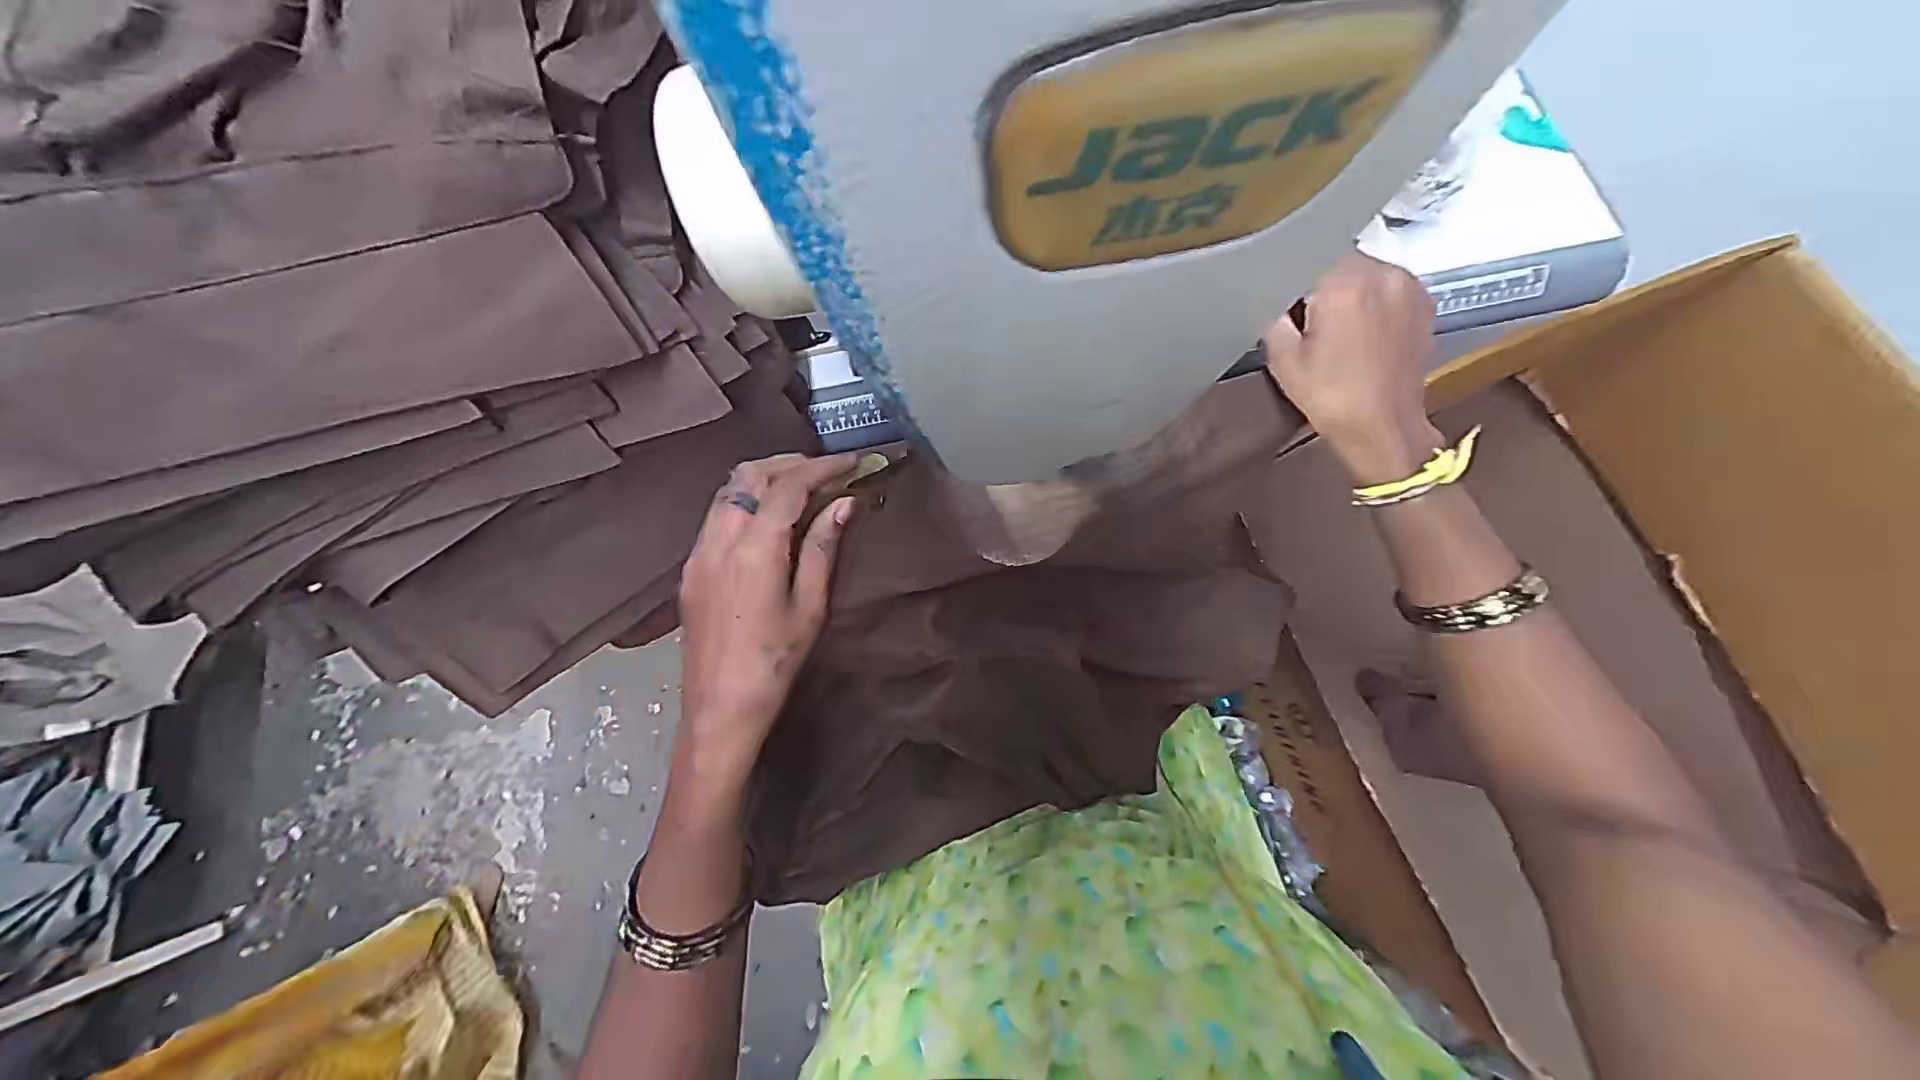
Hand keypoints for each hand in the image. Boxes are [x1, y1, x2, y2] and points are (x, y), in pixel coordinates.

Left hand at [677, 453, 857, 776]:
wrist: (720, 707)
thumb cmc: (775, 662)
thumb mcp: (810, 606)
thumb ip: (822, 547)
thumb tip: (843, 503)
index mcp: (754, 548)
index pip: (788, 486)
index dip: (823, 467)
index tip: (852, 461)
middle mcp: (719, 539)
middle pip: (749, 475)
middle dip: (790, 463)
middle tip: (826, 469)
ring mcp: (698, 552)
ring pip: (727, 491)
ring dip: (763, 478)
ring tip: (800, 486)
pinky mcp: (691, 568)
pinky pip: (717, 515)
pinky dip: (745, 500)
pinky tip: (767, 517)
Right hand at [1264, 251, 1444, 484]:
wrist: (1383, 427)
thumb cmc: (1332, 398)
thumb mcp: (1283, 358)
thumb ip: (1272, 313)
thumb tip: (1271, 293)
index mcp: (1345, 284)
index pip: (1309, 250)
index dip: (1289, 271)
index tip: (1279, 292)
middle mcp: (1384, 274)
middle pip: (1339, 257)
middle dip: (1317, 280)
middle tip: (1303, 315)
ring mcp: (1408, 286)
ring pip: (1364, 269)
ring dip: (1345, 288)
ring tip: (1333, 326)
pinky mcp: (1423, 301)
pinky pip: (1386, 285)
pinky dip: (1369, 298)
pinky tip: (1357, 330)